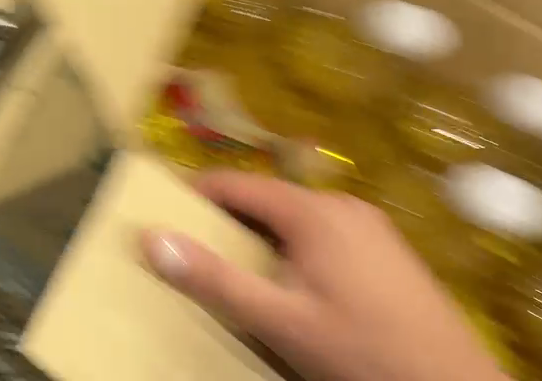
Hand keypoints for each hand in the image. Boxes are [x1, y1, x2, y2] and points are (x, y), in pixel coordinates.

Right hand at [140, 171, 506, 380]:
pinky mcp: (391, 254)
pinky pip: (322, 236)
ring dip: (261, 240)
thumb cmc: (367, 356)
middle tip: (202, 257)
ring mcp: (372, 228)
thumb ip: (215, 279)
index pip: (231, 183)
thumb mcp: (282, 323)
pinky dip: (295, 252)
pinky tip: (298, 292)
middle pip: (262, 200)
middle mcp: (341, 205)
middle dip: (226, 224)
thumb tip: (149, 238)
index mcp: (311, 210)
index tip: (164, 219)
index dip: (191, 197)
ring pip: (292, 219)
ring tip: (246, 278)